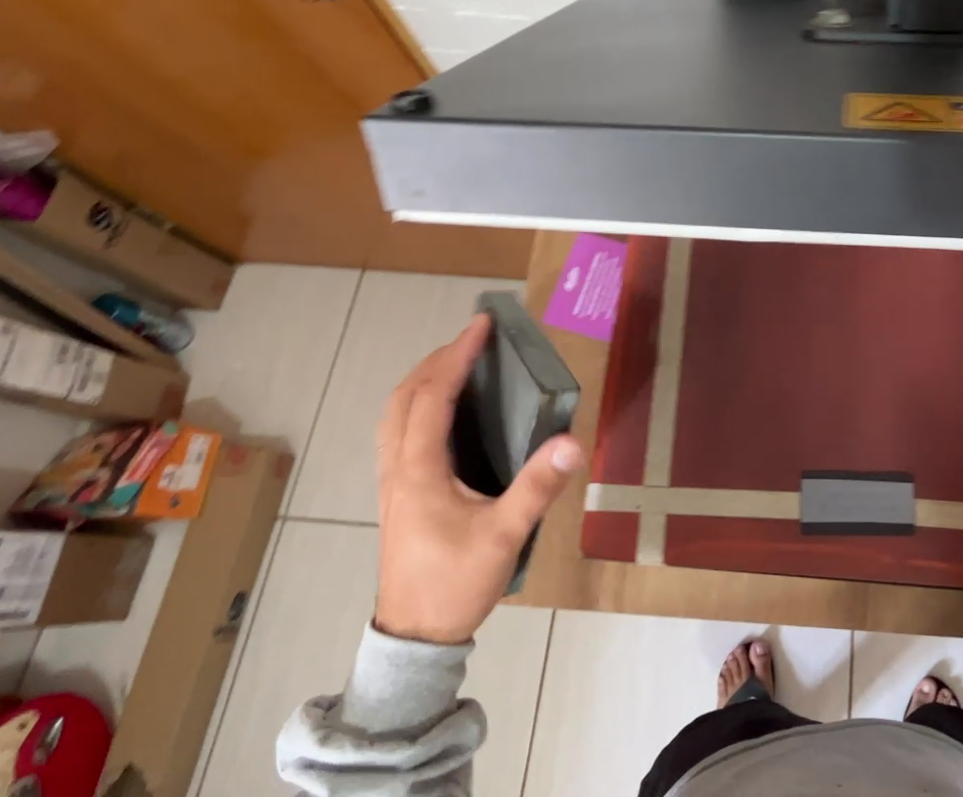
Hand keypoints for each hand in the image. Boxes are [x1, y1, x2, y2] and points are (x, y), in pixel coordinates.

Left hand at [373, 314, 582, 644]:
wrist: (416, 636)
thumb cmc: (457, 582)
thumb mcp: (505, 534)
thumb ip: (538, 486)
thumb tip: (572, 441)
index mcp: (419, 469)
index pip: (432, 396)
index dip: (457, 356)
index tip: (482, 326)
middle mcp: (397, 468)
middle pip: (403, 397)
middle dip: (436, 360)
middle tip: (473, 341)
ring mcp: (390, 483)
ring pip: (393, 415)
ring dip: (421, 381)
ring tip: (456, 367)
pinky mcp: (395, 497)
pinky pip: (396, 434)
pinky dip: (415, 407)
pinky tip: (441, 417)